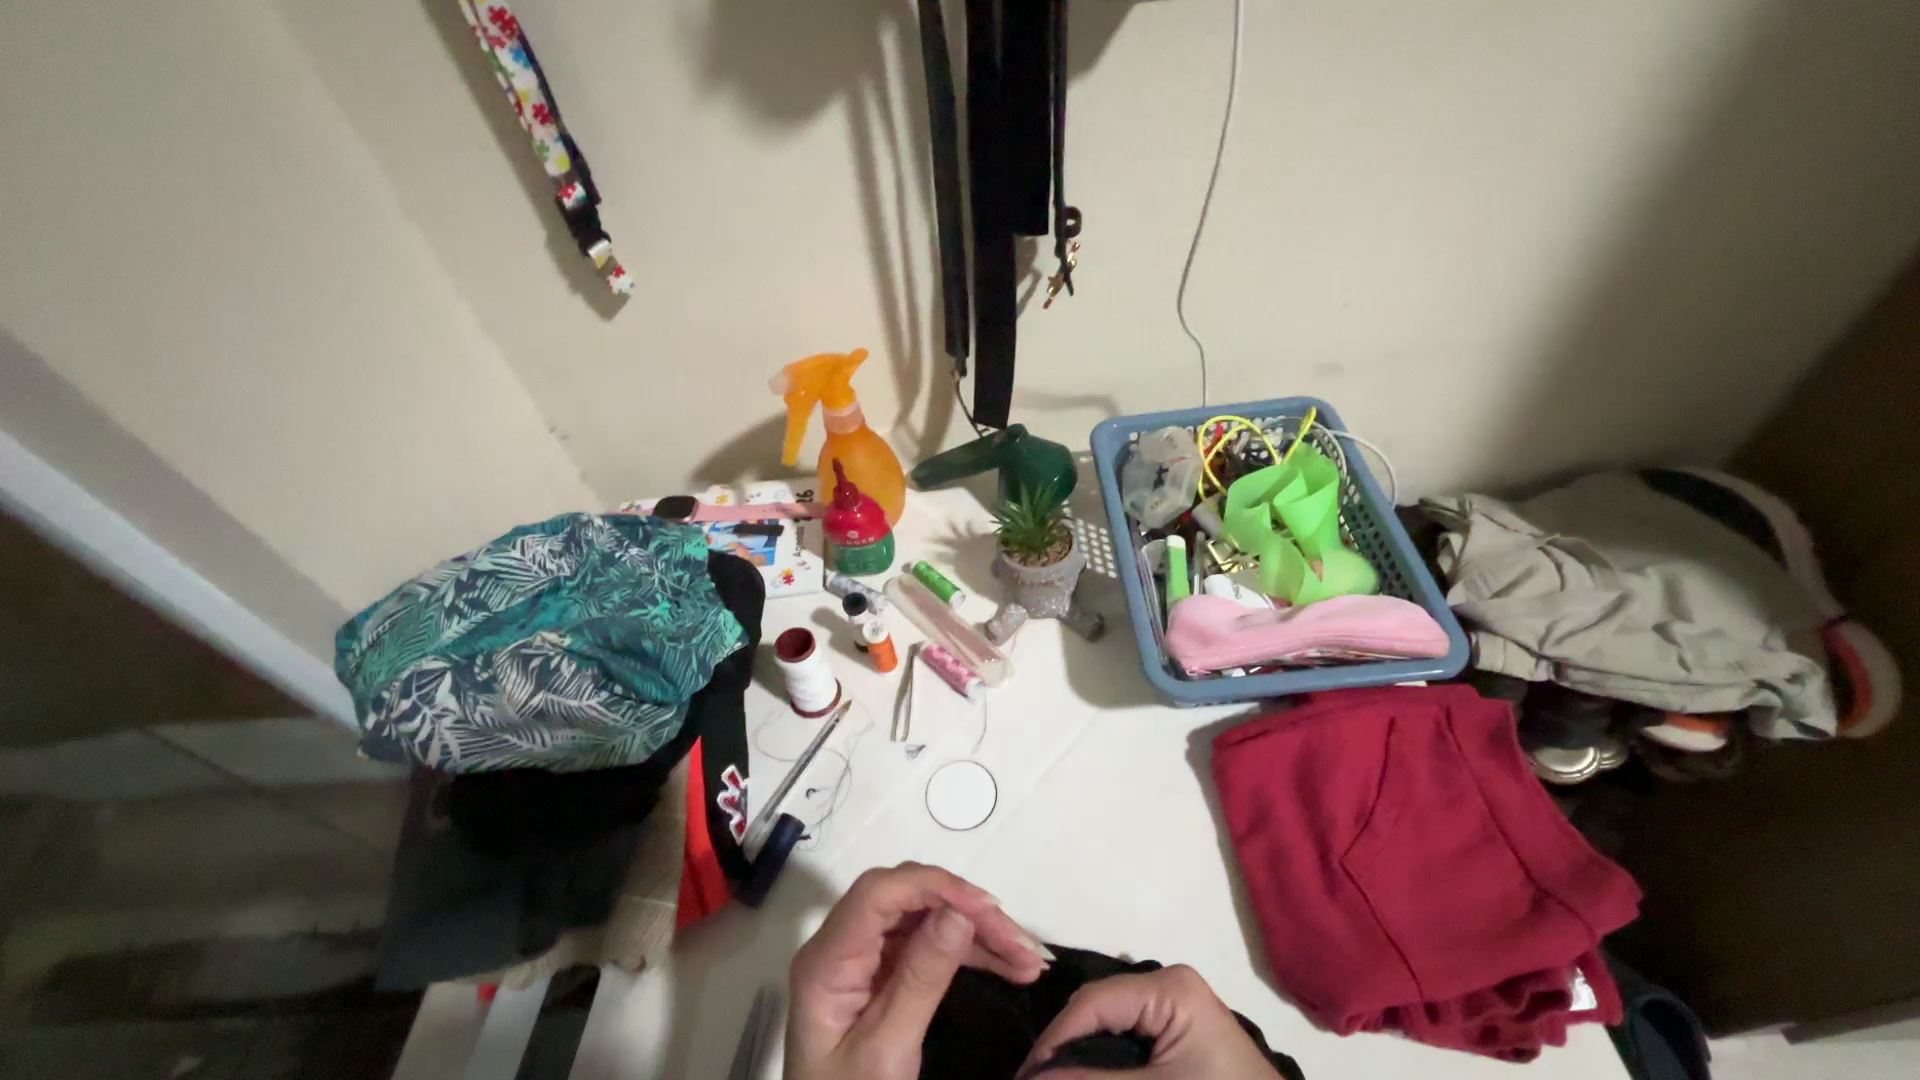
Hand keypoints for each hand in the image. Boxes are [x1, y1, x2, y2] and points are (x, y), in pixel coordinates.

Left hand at [786, 862, 1053, 1079]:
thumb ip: (920, 980)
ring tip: (1028, 959)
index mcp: (828, 959)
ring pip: (925, 917)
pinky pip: (930, 943)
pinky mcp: (884, 972)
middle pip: (907, 898)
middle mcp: (843, 944)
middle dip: (966, 909)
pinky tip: (1009, 966)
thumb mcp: (887, 1051)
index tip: (990, 909)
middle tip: (1020, 942)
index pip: (878, 892)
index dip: (935, 887)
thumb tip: (959, 914)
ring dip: (977, 932)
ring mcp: (864, 956)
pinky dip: (970, 951)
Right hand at [1020, 965, 1283, 1079]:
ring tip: (1053, 1075)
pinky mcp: (1179, 1028)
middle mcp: (1169, 983)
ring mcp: (1175, 1005)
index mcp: (1169, 987)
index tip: (1026, 1076)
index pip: (1093, 1002)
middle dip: (1065, 1045)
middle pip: (1099, 1009)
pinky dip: (1104, 1056)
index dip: (1055, 1038)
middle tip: (1035, 1078)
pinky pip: (1128, 1033)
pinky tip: (1085, 1073)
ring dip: (1081, 1052)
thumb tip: (1032, 1078)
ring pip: (1109, 1021)